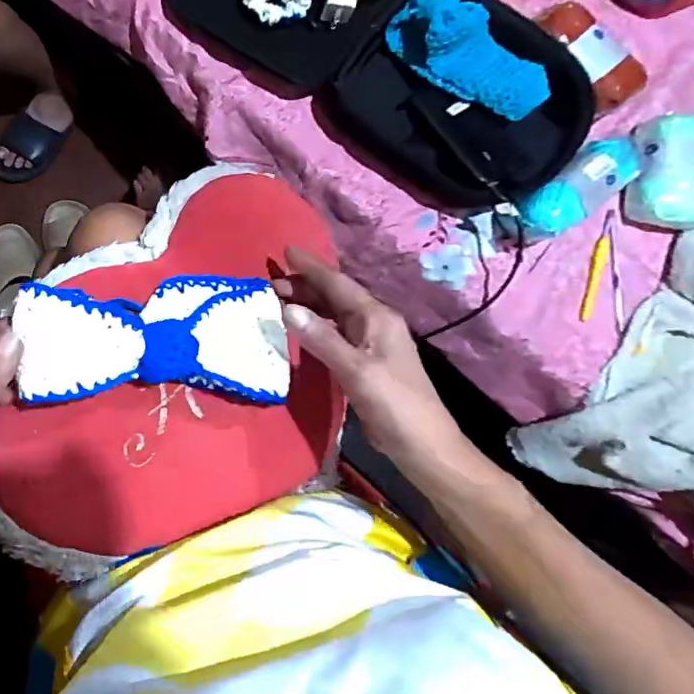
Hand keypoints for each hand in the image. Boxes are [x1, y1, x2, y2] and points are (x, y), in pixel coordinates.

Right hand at [277, 246, 471, 471]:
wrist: (422, 443)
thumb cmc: (393, 403)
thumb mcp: (355, 369)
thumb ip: (321, 338)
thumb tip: (287, 307)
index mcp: (376, 317)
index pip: (338, 284)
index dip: (312, 267)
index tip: (286, 250)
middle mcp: (375, 323)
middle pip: (336, 295)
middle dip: (305, 285)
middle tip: (271, 282)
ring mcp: (371, 343)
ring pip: (334, 313)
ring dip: (309, 304)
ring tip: (278, 299)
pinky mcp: (365, 362)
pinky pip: (335, 332)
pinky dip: (315, 326)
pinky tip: (300, 328)